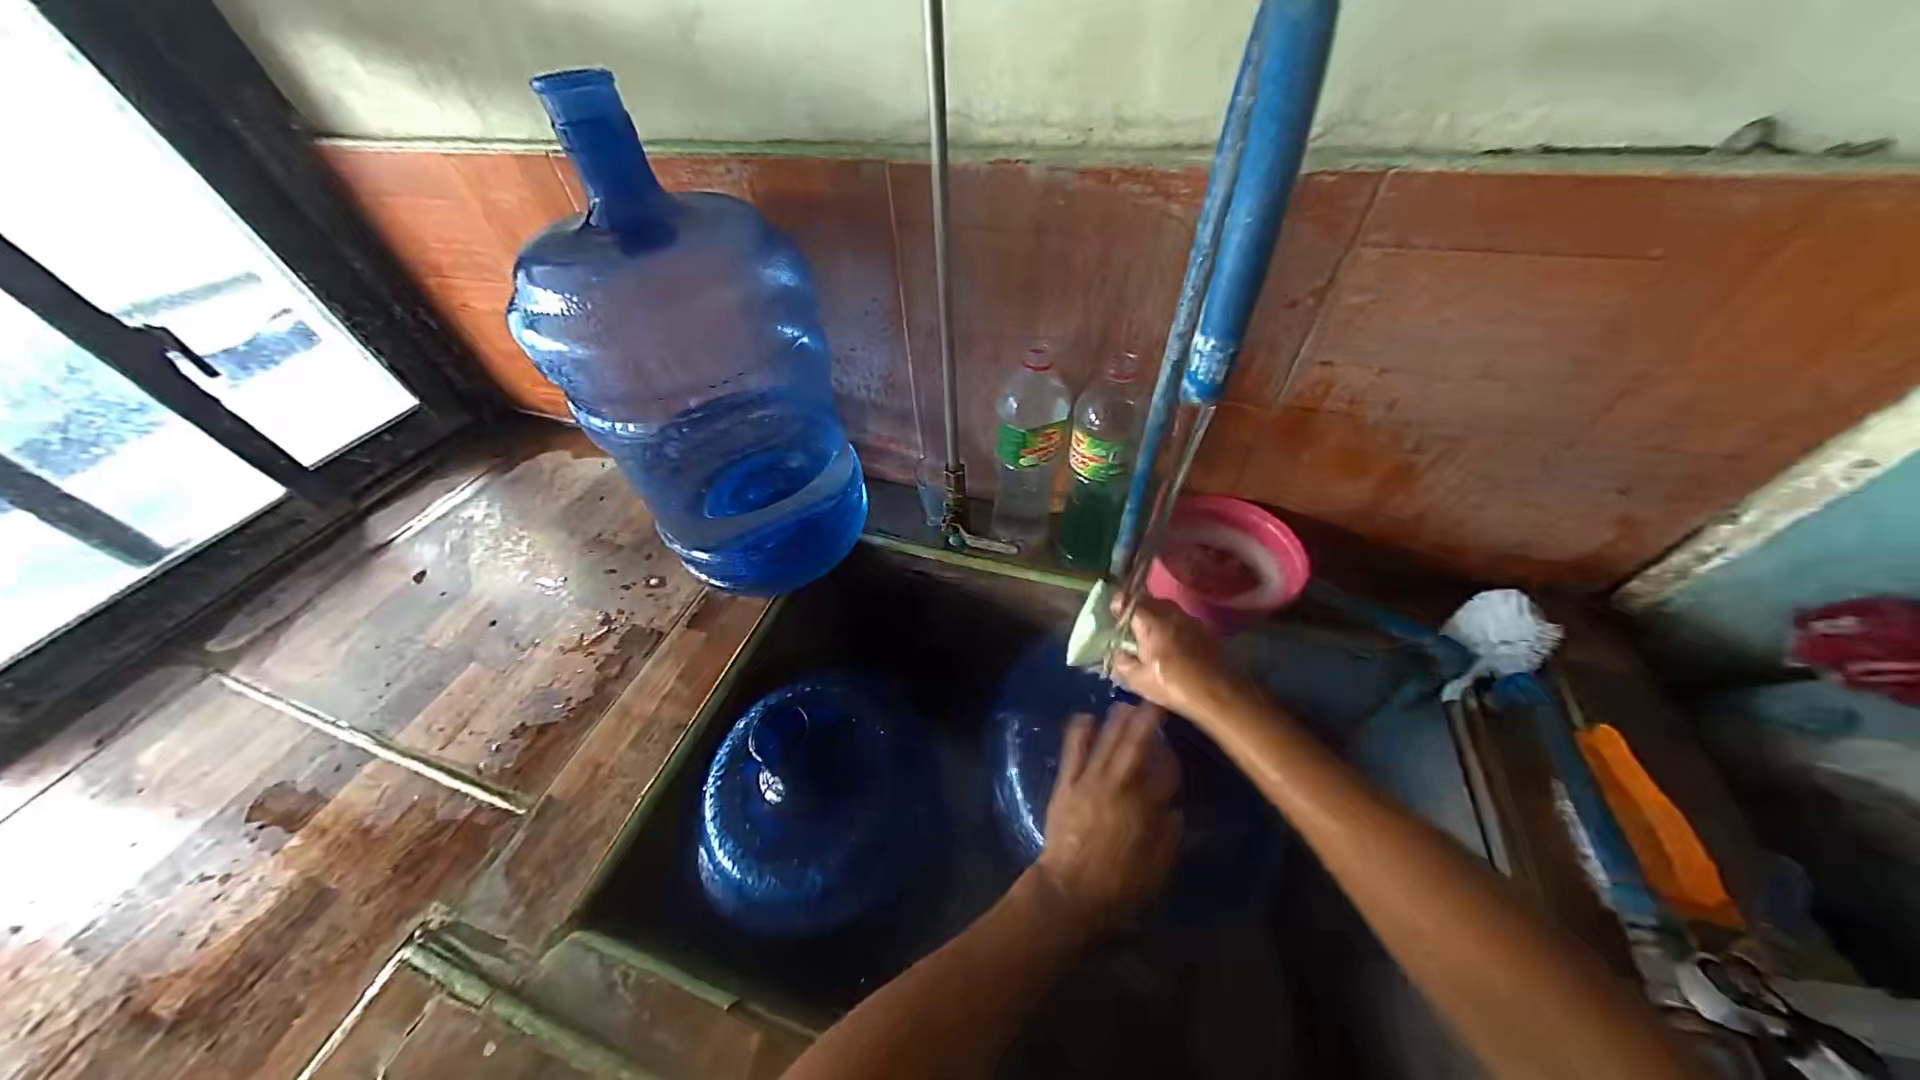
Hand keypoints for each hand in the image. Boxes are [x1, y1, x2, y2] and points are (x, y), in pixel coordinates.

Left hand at [1031, 701, 1181, 933]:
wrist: (1070, 890)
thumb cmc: (1118, 884)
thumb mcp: (1157, 866)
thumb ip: (1170, 834)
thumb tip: (1177, 807)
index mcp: (1145, 808)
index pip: (1165, 773)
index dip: (1170, 758)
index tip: (1172, 748)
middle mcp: (1119, 788)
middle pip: (1137, 748)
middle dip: (1148, 722)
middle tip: (1155, 702)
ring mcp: (1090, 783)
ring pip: (1107, 744)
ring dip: (1118, 722)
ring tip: (1127, 704)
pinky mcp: (1066, 785)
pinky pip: (1073, 753)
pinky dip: (1079, 733)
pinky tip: (1085, 717)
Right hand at [1109, 592, 1256, 720]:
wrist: (1216, 694)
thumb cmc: (1172, 685)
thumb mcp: (1138, 680)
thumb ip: (1123, 662)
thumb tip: (1119, 653)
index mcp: (1151, 623)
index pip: (1130, 601)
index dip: (1119, 603)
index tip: (1114, 612)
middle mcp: (1171, 614)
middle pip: (1150, 600)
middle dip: (1137, 607)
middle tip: (1129, 623)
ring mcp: (1190, 620)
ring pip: (1167, 608)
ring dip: (1155, 614)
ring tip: (1148, 632)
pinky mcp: (1204, 630)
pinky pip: (1180, 619)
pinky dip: (1170, 624)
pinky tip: (1169, 642)